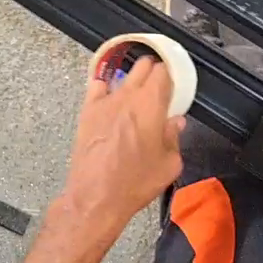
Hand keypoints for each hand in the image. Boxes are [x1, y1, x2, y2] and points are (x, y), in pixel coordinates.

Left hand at [53, 57, 185, 242]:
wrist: (96, 196)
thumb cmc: (134, 182)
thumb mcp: (169, 164)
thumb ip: (174, 137)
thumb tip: (174, 123)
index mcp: (152, 104)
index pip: (164, 71)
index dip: (171, 74)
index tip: (175, 83)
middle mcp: (128, 96)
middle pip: (143, 66)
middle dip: (153, 71)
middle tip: (159, 87)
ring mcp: (105, 101)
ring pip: (122, 76)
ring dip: (132, 81)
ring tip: (136, 96)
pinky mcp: (87, 111)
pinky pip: (97, 86)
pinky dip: (106, 87)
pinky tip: (110, 98)